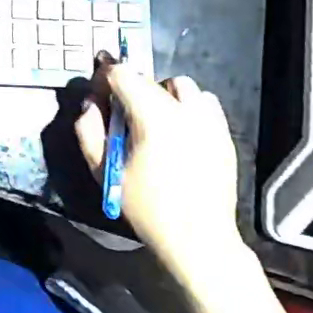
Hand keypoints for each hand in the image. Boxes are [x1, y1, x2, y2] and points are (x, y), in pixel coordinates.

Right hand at [75, 66, 243, 270]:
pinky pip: (205, 102)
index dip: (105, 78)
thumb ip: (89, 131)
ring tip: (154, 121)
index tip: (99, 94)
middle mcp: (184, 111)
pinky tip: (180, 131)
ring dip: (162, 94)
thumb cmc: (146, 207)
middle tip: (122, 118)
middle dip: (130, 90)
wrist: (198, 238)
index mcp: (153, 118)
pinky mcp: (224, 133)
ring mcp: (209, 121)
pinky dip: (188, 106)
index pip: (123, 75)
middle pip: (149, 80)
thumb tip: (90, 105)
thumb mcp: (103, 172)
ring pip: (181, 86)